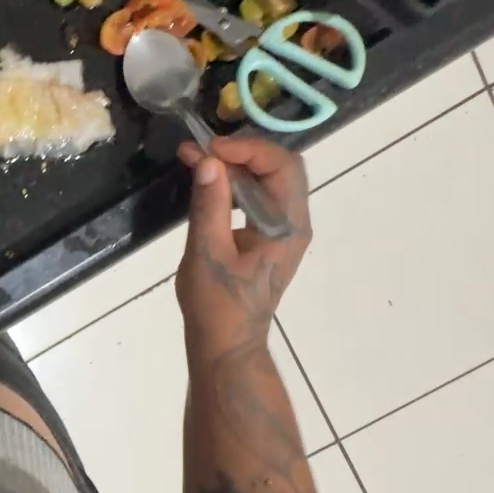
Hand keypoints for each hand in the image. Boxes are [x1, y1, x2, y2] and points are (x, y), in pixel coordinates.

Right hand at [175, 137, 312, 356]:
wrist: (225, 343)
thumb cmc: (216, 304)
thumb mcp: (206, 254)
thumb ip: (209, 207)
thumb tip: (209, 163)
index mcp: (287, 225)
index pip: (281, 167)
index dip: (245, 150)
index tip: (207, 149)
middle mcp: (294, 222)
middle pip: (279, 169)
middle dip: (240, 153)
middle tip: (199, 152)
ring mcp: (283, 231)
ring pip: (268, 183)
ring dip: (235, 169)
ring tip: (198, 163)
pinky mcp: (267, 240)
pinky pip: (258, 201)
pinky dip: (235, 187)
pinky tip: (209, 188)